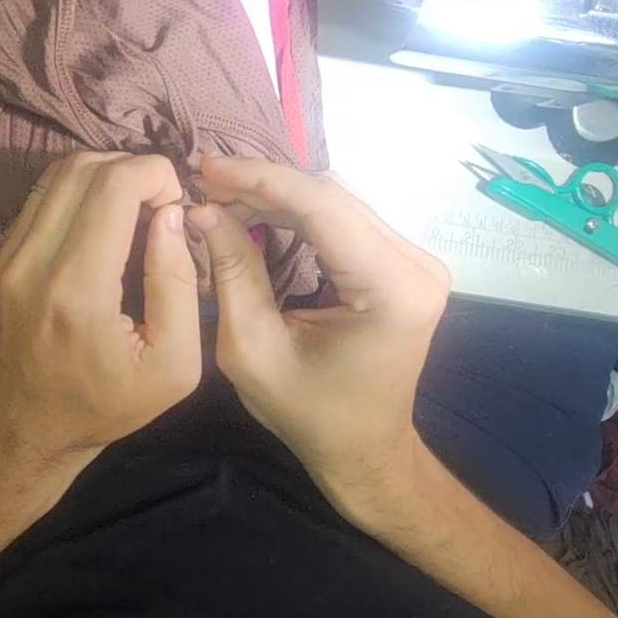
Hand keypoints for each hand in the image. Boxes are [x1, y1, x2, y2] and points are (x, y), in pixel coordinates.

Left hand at [0, 152, 202, 504]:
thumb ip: (179, 284)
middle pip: (84, 167)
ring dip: (103, 176)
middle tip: (158, 205)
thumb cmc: (100, 408)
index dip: (156, 174)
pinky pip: (40, 199)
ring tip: (132, 211)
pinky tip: (99, 226)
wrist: (16, 433)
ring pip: (57, 175)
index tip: (176, 204)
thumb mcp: (172, 367)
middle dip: (133, 170)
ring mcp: (6, 256)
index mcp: (78, 288)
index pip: (115, 184)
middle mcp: (33, 260)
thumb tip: (172, 215)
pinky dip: (76, 194)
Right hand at [186, 156, 450, 515]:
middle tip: (203, 182)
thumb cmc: (308, 415)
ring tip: (220, 196)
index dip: (259, 179)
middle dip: (262, 184)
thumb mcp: (251, 349)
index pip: (322, 206)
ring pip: (335, 200)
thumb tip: (202, 208)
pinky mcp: (401, 264)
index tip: (204, 166)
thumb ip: (231, 271)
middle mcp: (415, 265)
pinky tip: (254, 212)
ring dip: (275, 194)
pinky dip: (294, 211)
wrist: (363, 451)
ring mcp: (414, 262)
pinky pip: (342, 219)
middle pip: (331, 196)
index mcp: (390, 289)